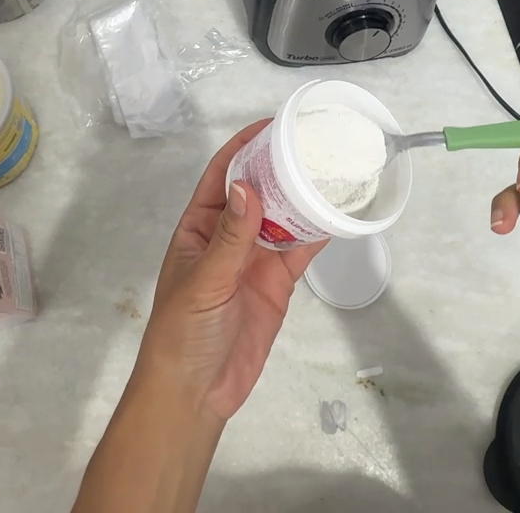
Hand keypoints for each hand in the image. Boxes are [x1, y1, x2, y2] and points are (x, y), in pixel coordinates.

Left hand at [137, 119, 325, 421]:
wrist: (197, 393)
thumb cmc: (183, 330)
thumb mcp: (204, 280)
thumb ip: (230, 237)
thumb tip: (248, 187)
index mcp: (201, 225)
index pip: (223, 176)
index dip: (243, 148)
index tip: (270, 125)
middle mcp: (229, 235)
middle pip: (258, 191)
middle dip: (280, 168)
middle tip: (311, 143)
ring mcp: (255, 258)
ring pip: (283, 217)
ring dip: (301, 196)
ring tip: (330, 171)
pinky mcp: (277, 282)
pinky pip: (299, 250)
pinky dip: (316, 232)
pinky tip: (336, 213)